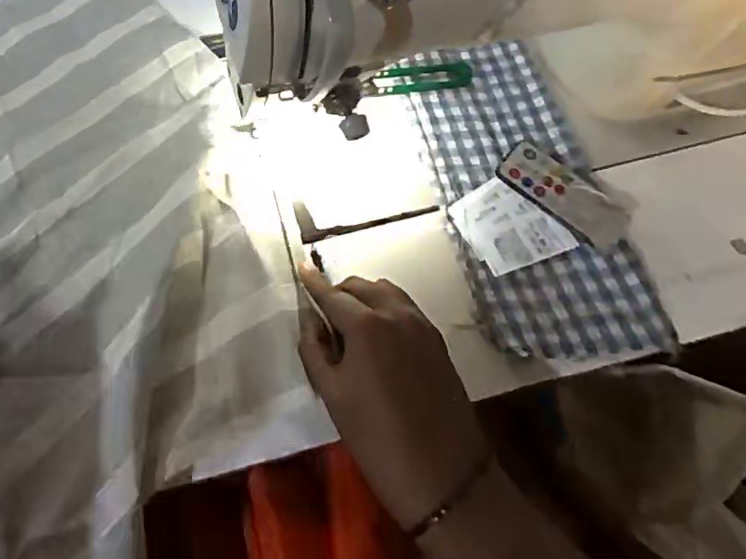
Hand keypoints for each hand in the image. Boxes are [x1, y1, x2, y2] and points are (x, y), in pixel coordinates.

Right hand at [295, 267, 491, 530]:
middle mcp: (395, 313)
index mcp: (365, 324)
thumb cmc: (377, 438)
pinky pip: (404, 308)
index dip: (312, 281)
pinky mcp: (437, 340)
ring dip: (364, 297)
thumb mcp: (331, 394)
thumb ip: (313, 347)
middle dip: (338, 293)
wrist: (445, 478)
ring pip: (385, 291)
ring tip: (352, 327)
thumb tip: (311, 318)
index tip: (300, 266)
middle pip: (359, 286)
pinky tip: (379, 336)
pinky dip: (385, 308)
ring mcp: (421, 325)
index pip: (331, 293)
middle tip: (325, 320)